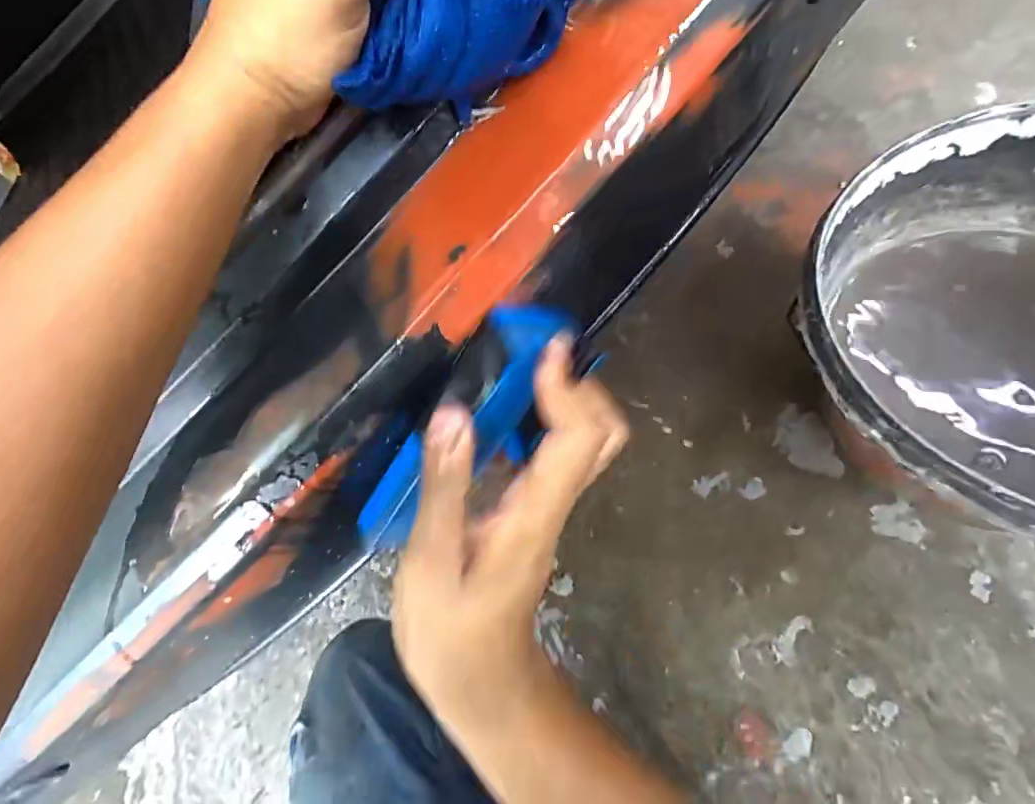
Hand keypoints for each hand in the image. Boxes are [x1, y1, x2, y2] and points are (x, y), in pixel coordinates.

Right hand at [391, 338, 630, 732]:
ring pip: (585, 442)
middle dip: (579, 385)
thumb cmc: (452, 635)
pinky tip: (499, 411)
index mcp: (536, 513)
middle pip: (602, 434)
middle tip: (536, 355)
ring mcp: (550, 508)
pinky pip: (556, 453)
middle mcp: (555, 504)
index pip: (578, 437)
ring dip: (564, 397)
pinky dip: (543, 419)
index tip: (546, 347)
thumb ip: (445, 485)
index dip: (568, 387)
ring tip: (519, 367)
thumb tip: (454, 412)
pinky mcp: (535, 512)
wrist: (482, 687)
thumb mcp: (432, 562)